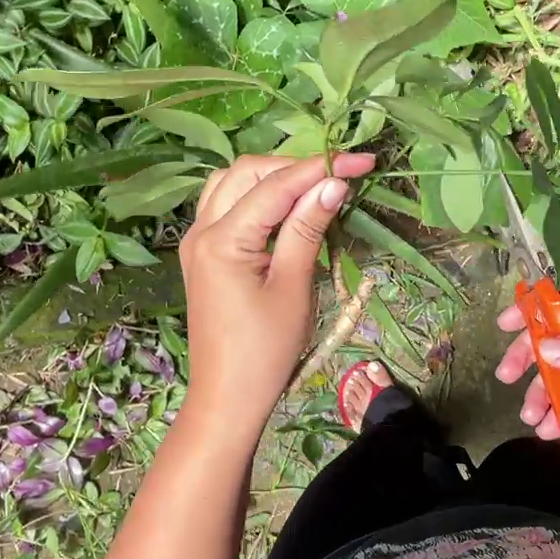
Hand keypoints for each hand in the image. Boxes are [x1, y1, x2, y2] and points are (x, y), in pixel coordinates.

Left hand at [179, 152, 374, 426]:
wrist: (227, 398)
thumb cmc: (265, 351)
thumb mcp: (293, 288)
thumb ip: (308, 229)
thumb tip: (334, 184)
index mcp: (222, 240)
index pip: (276, 186)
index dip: (321, 167)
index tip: (363, 160)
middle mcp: (201, 230)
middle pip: (247, 172)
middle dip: (294, 167)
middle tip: (339, 177)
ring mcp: (196, 241)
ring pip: (232, 184)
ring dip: (272, 177)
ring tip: (314, 187)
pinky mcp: (202, 254)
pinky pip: (225, 205)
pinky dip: (256, 196)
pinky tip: (285, 208)